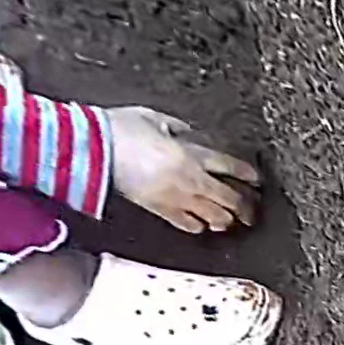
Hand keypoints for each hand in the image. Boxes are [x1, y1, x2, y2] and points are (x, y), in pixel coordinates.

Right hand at [106, 106, 260, 232]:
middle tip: (249, 212)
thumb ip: (177, 128)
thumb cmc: (116, 128)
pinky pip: (191, 226)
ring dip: (225, 219)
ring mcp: (180, 198)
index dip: (248, 175)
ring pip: (218, 218)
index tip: (257, 181)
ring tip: (226, 219)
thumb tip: (191, 135)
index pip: (231, 167)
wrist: (86, 147)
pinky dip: (199, 226)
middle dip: (246, 208)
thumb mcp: (152, 118)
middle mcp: (193, 180)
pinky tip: (201, 223)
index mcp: (192, 155)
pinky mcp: (162, 210)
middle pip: (233, 200)